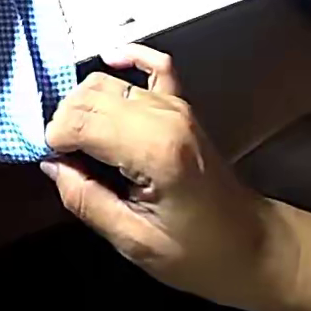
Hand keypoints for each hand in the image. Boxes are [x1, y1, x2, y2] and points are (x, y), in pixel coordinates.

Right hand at [41, 45, 297, 310]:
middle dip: (65, 120)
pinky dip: (128, 56)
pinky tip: (110, 58)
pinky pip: (153, 64)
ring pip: (106, 81)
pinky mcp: (181, 102)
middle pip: (88, 95)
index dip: (56, 138)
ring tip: (80, 136)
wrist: (259, 249)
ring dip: (82, 101)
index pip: (81, 121)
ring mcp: (173, 103)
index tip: (53, 161)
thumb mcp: (134, 242)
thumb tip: (51, 165)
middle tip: (65, 155)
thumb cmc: (201, 254)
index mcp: (153, 150)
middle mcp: (162, 114)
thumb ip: (85, 200)